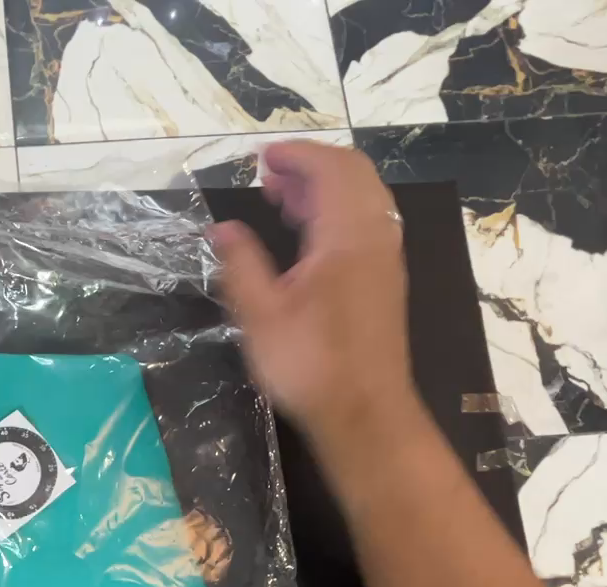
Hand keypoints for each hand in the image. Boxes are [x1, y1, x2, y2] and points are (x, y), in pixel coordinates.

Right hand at [210, 141, 416, 441]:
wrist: (363, 412)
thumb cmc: (309, 365)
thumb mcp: (260, 316)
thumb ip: (240, 265)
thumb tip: (221, 230)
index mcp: (347, 235)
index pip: (329, 168)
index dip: (295, 155)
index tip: (261, 158)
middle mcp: (375, 236)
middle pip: (352, 175)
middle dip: (309, 167)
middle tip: (268, 178)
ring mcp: (386, 259)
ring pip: (362, 201)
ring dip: (323, 191)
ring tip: (281, 203)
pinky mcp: (384, 281)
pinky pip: (365, 225)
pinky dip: (336, 215)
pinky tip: (306, 240)